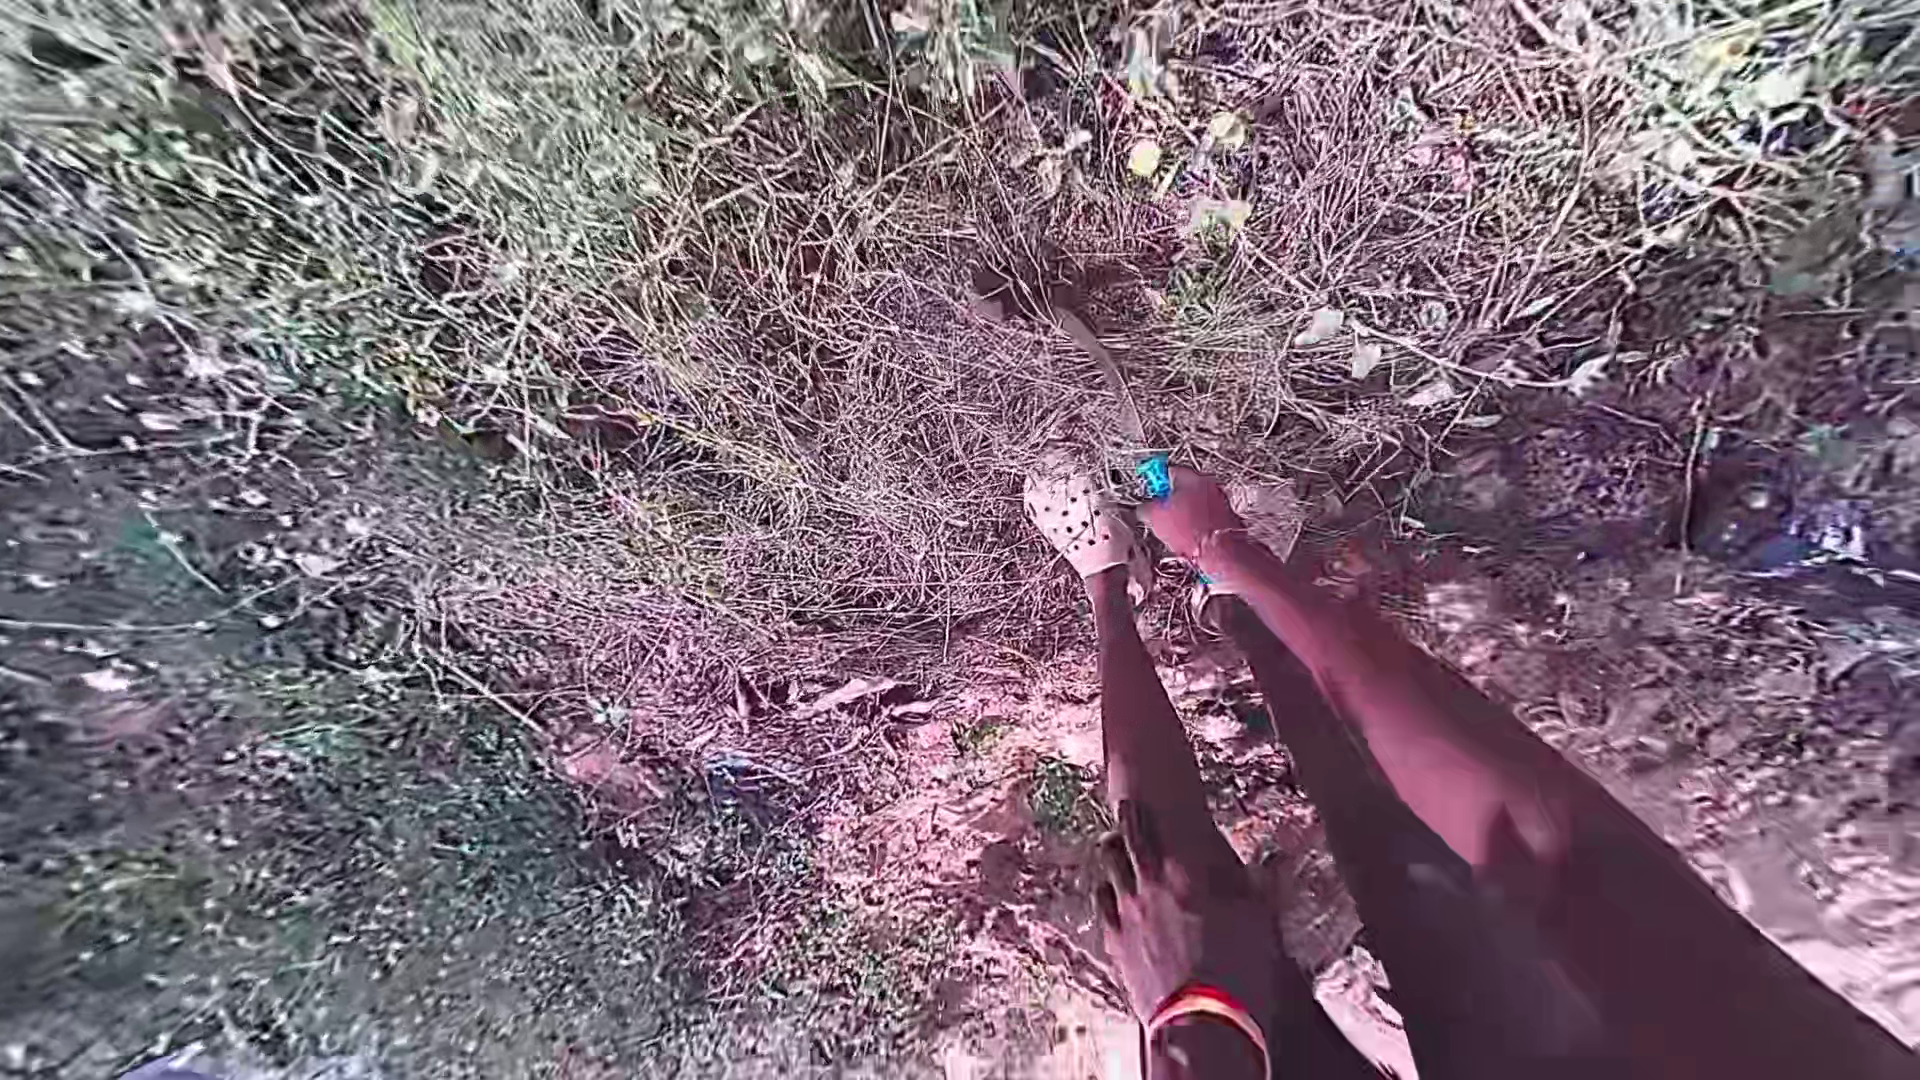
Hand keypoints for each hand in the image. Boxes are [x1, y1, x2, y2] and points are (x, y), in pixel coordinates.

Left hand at [1096, 800, 1282, 1027]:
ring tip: (1112, 841)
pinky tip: (1106, 887)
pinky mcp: (1115, 940)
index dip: (1146, 813)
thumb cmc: (1237, 977)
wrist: (1204, 1029)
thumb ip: (1261, 886)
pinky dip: (1103, 888)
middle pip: (1128, 840)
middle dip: (1126, 820)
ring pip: (1109, 866)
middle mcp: (1149, 884)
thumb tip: (1274, 859)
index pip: (1155, 829)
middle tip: (1124, 807)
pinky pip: (1100, 902)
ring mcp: (1127, 911)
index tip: (1141, 801)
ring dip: (1111, 850)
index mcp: (1182, 875)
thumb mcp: (1260, 925)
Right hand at [1140, 466, 1243, 560]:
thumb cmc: (1191, 530)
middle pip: (1183, 487)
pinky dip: (1194, 527)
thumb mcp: (1154, 516)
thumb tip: (1143, 509)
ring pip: (1194, 504)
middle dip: (1168, 501)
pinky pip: (1204, 520)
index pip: (1168, 470)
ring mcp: (1221, 503)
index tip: (1149, 489)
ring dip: (1182, 515)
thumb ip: (1145, 507)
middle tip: (1158, 512)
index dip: (1154, 481)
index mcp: (1192, 477)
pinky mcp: (1227, 521)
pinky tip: (1187, 539)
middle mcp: (1210, 486)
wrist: (1218, 552)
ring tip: (1172, 529)